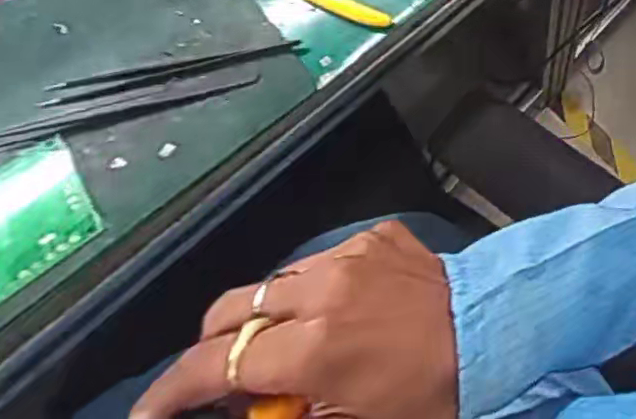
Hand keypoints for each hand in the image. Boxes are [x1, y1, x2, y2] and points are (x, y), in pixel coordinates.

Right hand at [129, 221, 458, 418]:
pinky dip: (314, 287)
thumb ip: (289, 413)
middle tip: (220, 376)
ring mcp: (349, 253)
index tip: (148, 412)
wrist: (488, 327)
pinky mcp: (373, 234)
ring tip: (289, 342)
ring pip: (275, 280)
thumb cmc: (425, 392)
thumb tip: (247, 402)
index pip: (217, 366)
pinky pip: (323, 259)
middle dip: (212, 345)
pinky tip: (340, 307)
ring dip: (267, 314)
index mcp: (313, 346)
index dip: (170, 393)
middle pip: (233, 308)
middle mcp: (322, 289)